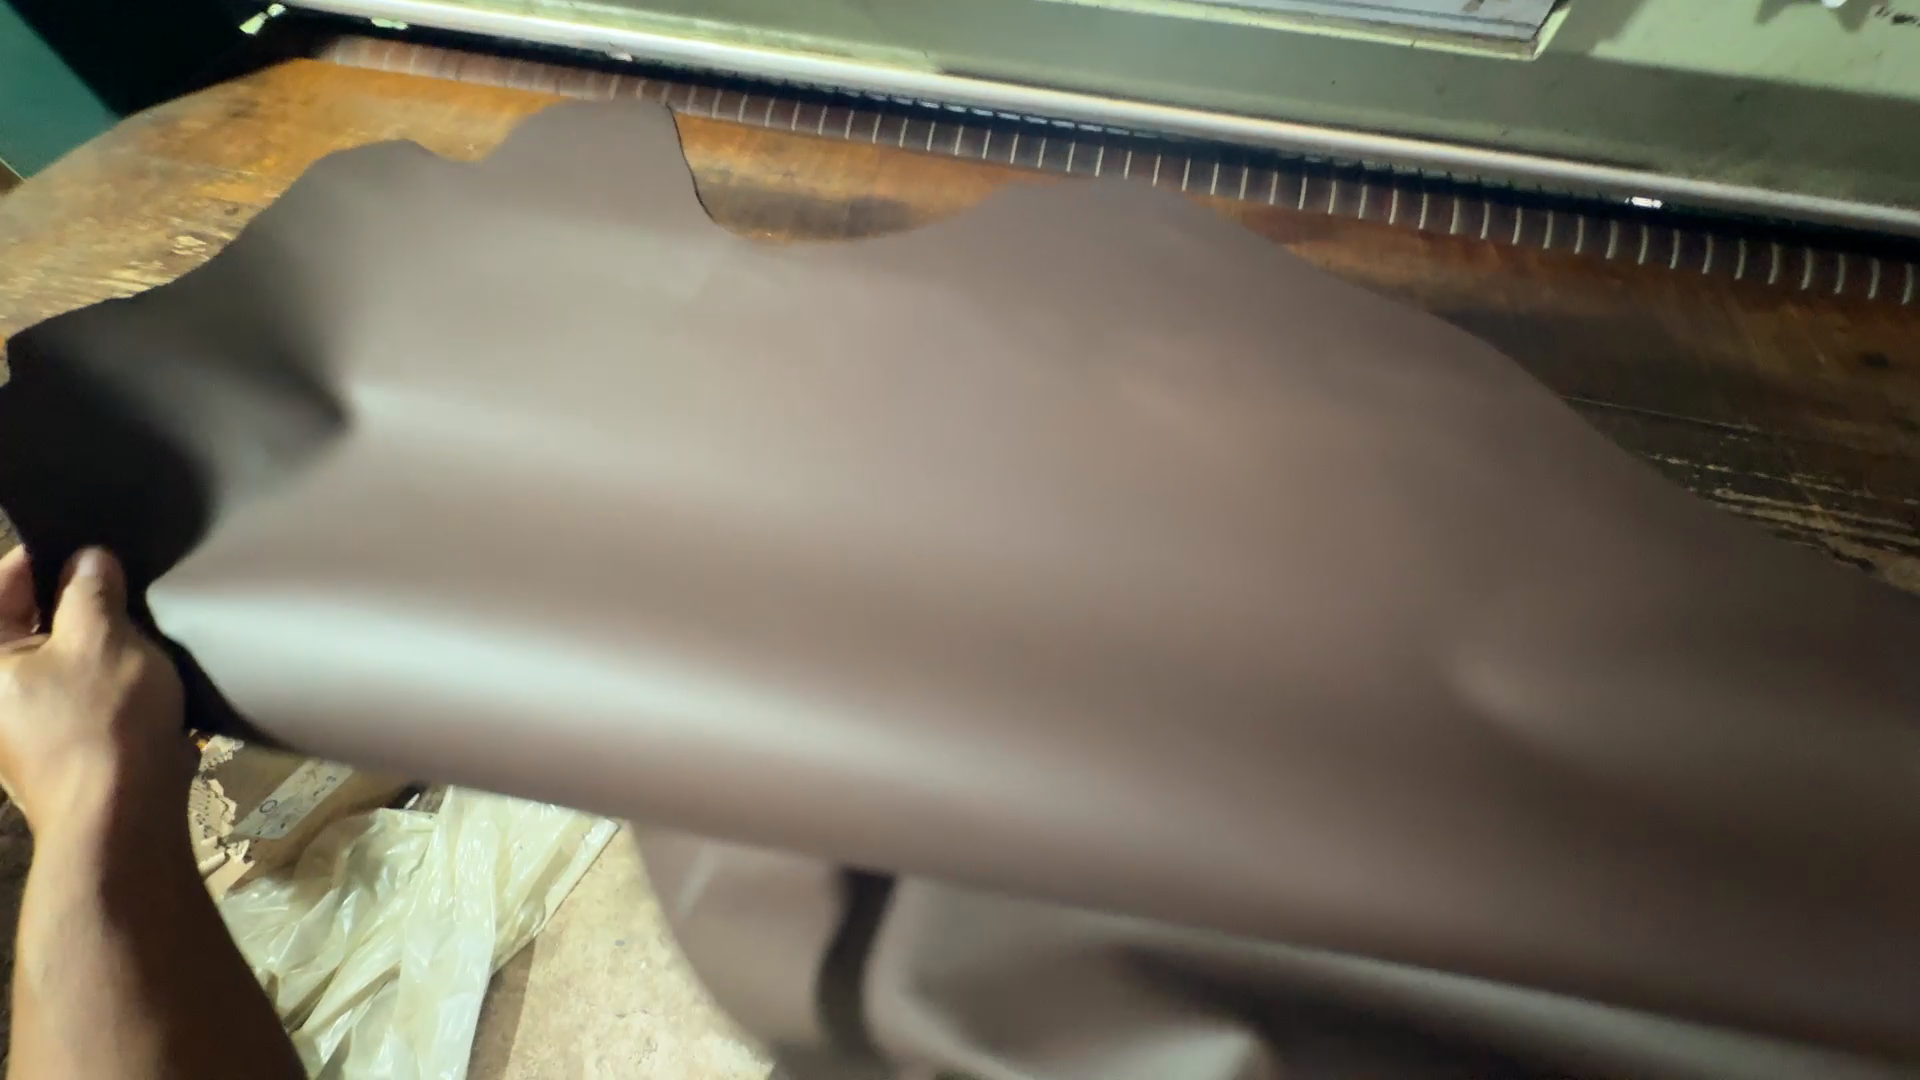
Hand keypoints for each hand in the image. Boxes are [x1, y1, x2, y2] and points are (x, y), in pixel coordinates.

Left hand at [0, 545, 190, 837]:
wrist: (120, 797)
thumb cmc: (101, 713)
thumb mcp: (104, 640)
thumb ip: (91, 594)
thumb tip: (88, 558)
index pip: (0, 585)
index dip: (44, 558)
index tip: (90, 542)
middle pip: (27, 616)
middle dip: (76, 595)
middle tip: (125, 576)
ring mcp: (20, 707)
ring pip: (59, 647)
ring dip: (98, 630)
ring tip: (143, 617)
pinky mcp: (57, 726)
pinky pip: (78, 676)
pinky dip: (108, 661)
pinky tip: (146, 660)